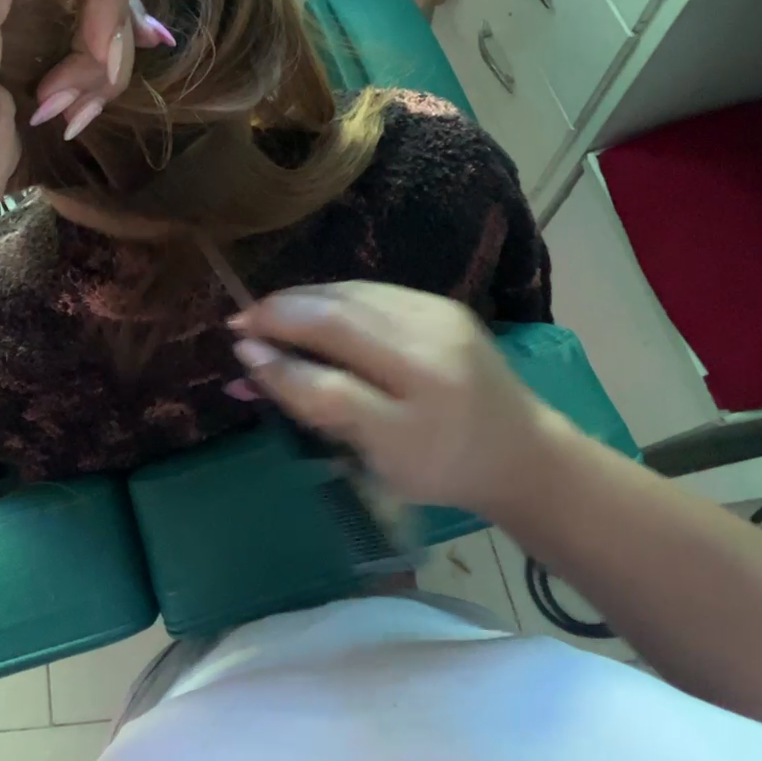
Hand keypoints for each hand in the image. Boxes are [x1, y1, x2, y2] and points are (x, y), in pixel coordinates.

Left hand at [0, 0, 170, 268]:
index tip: (99, 58)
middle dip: (103, 46)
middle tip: (67, 106)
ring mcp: (34, 22)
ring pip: (109, 21)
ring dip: (102, 75)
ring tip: (63, 120)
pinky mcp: (49, 55)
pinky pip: (103, 50)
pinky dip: (104, 83)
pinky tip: (80, 115)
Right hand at [229, 282, 577, 511]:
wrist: (522, 451)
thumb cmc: (442, 469)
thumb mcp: (376, 458)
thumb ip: (315, 410)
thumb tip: (247, 374)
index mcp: (417, 414)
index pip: (329, 384)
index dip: (277, 366)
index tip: (238, 352)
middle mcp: (431, 354)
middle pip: (337, 320)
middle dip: (279, 315)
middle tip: (240, 323)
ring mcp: (440, 318)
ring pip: (350, 295)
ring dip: (300, 299)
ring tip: (267, 313)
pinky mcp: (443, 303)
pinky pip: (370, 291)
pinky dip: (330, 295)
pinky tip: (309, 306)